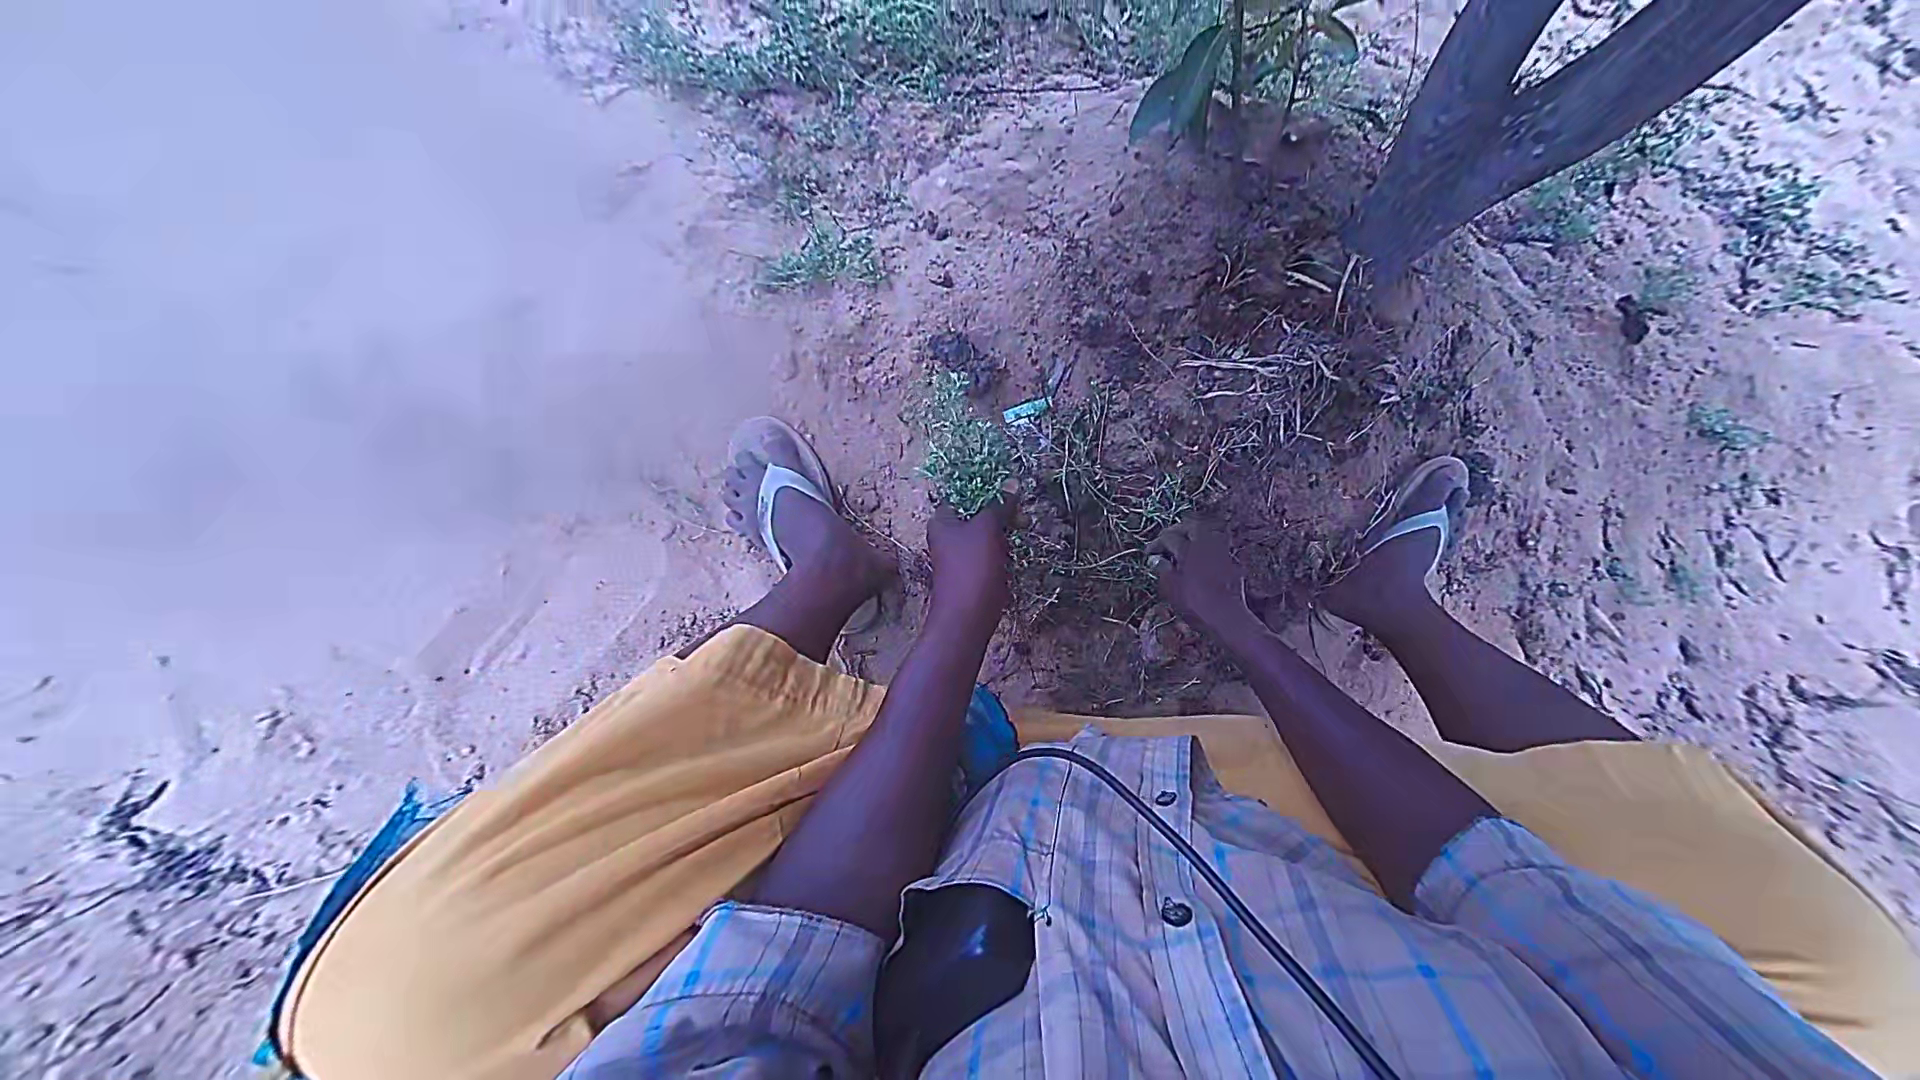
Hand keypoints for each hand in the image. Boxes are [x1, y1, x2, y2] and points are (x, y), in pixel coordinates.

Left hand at [927, 498, 1012, 619]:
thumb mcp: (987, 529)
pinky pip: (988, 555)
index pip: (965, 496)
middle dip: (1001, 515)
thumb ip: (999, 506)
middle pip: (977, 515)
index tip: (1013, 497)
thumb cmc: (973, 567)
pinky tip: (1012, 557)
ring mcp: (959, 556)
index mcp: (942, 520)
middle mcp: (946, 536)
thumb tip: (1013, 485)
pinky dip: (1001, 553)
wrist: (967, 617)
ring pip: (985, 536)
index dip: (989, 493)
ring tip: (1020, 536)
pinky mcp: (971, 573)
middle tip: (1022, 520)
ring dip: (1004, 534)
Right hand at [1148, 520, 1259, 637]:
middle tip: (1166, 539)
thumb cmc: (1195, 604)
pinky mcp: (1231, 563)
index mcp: (1189, 550)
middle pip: (1191, 527)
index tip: (1149, 553)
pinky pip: (1217, 546)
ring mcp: (1221, 553)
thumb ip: (1163, 570)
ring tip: (1184, 544)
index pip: (1169, 537)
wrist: (1227, 617)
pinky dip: (1205, 546)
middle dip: (1177, 530)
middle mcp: (1206, 546)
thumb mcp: (1171, 589)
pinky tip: (1200, 558)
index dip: (1156, 543)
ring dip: (1194, 535)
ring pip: (1208, 533)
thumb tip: (1157, 559)